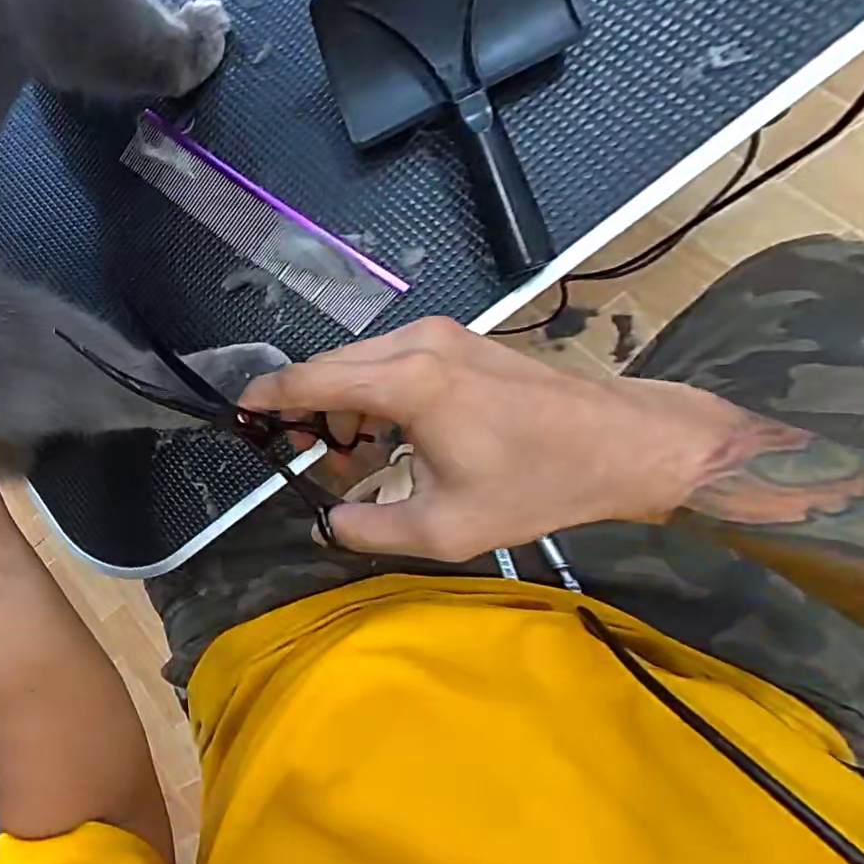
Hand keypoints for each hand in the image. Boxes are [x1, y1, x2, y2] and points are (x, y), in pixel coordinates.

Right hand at [239, 317, 747, 560]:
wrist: (624, 444)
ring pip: (357, 365)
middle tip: (315, 461)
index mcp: (406, 382)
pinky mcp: (456, 339)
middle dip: (308, 414)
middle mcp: (414, 342)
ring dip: (344, 408)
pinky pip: (389, 361)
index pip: (309, 381)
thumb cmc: (536, 486)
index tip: (238, 415)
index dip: (266, 398)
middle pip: (328, 370)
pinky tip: (395, 435)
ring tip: (362, 459)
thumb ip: (368, 529)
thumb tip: (329, 521)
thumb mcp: (445, 529)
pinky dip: (374, 396)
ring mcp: (439, 334)